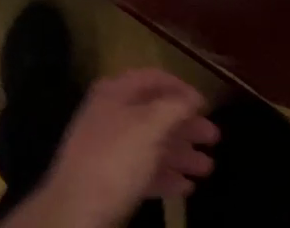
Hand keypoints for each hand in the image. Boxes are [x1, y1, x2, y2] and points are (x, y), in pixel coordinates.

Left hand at [25, 70, 218, 226]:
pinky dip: (165, 176)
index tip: (206, 104)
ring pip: (152, 144)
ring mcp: (109, 148)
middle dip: (186, 126)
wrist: (74, 211)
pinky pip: (143, 170)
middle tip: (214, 137)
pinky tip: (185, 187)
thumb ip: (174, 107)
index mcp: (116, 92)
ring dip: (181, 154)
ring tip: (207, 168)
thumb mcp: (149, 127)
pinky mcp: (109, 179)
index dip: (181, 88)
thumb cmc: (115, 159)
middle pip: (156, 113)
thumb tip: (193, 97)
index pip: (154, 78)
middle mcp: (111, 114)